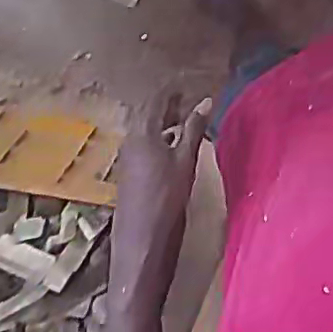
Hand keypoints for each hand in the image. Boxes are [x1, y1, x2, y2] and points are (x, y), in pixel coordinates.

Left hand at [109, 92, 210, 311]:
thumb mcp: (185, 161)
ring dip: (164, 123)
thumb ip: (194, 129)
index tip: (188, 83)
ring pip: (146, 132)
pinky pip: (144, 147)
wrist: (142, 248)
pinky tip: (173, 149)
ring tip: (186, 122)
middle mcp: (130, 143)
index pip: (155, 100)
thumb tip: (205, 100)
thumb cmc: (167, 201)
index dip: (171, 91)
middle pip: (148, 115)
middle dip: (168, 106)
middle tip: (189, 100)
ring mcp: (126, 161)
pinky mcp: (129, 178)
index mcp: (142, 134)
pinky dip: (159, 140)